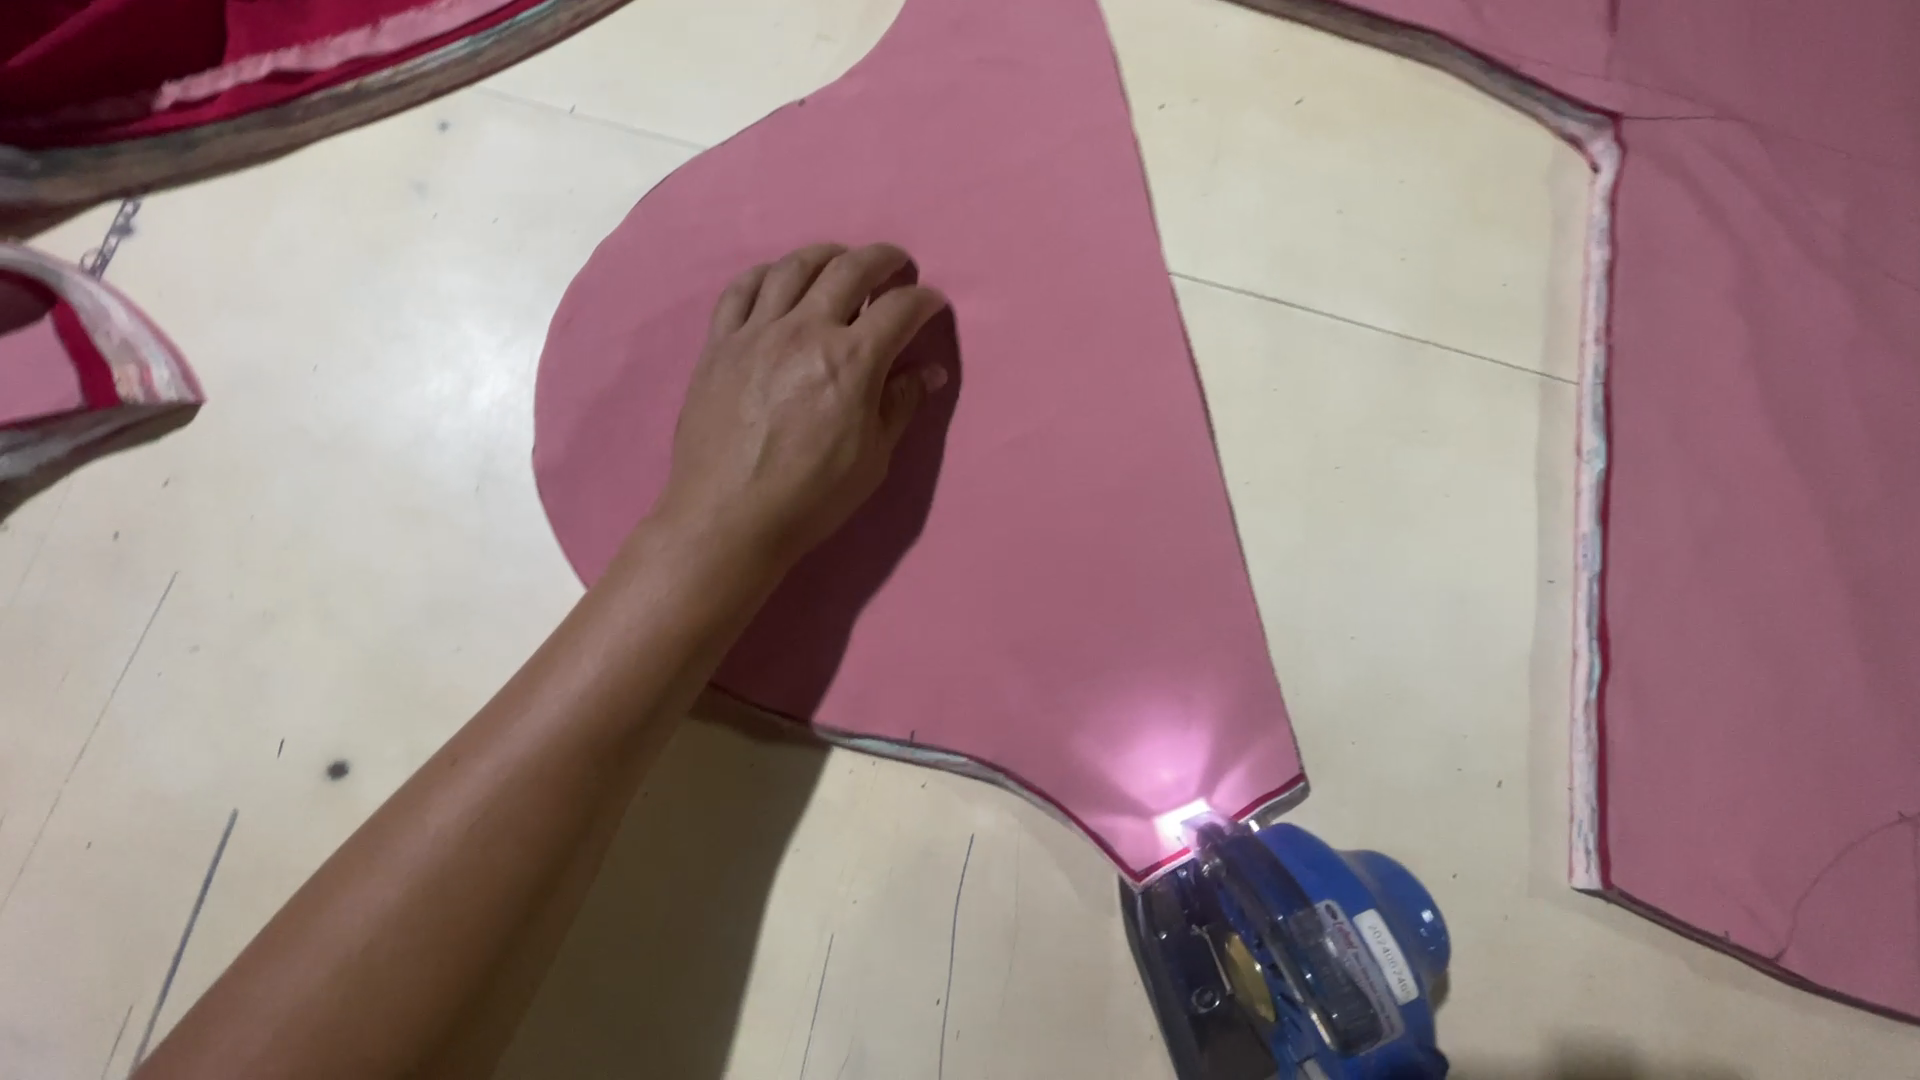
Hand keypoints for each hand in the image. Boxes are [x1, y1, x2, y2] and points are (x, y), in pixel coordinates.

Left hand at [650, 242, 951, 570]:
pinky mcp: (720, 344)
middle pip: (850, 270)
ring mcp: (756, 332)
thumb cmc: (811, 498)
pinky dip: (768, 274)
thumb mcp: (873, 459)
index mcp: (852, 362)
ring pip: (794, 267)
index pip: (900, 309)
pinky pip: (742, 289)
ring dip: (827, 255)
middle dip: (883, 259)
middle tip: (896, 265)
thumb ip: (900, 405)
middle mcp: (805, 331)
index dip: (925, 300)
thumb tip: (928, 372)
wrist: (728, 518)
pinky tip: (780, 279)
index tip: (932, 304)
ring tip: (841, 262)